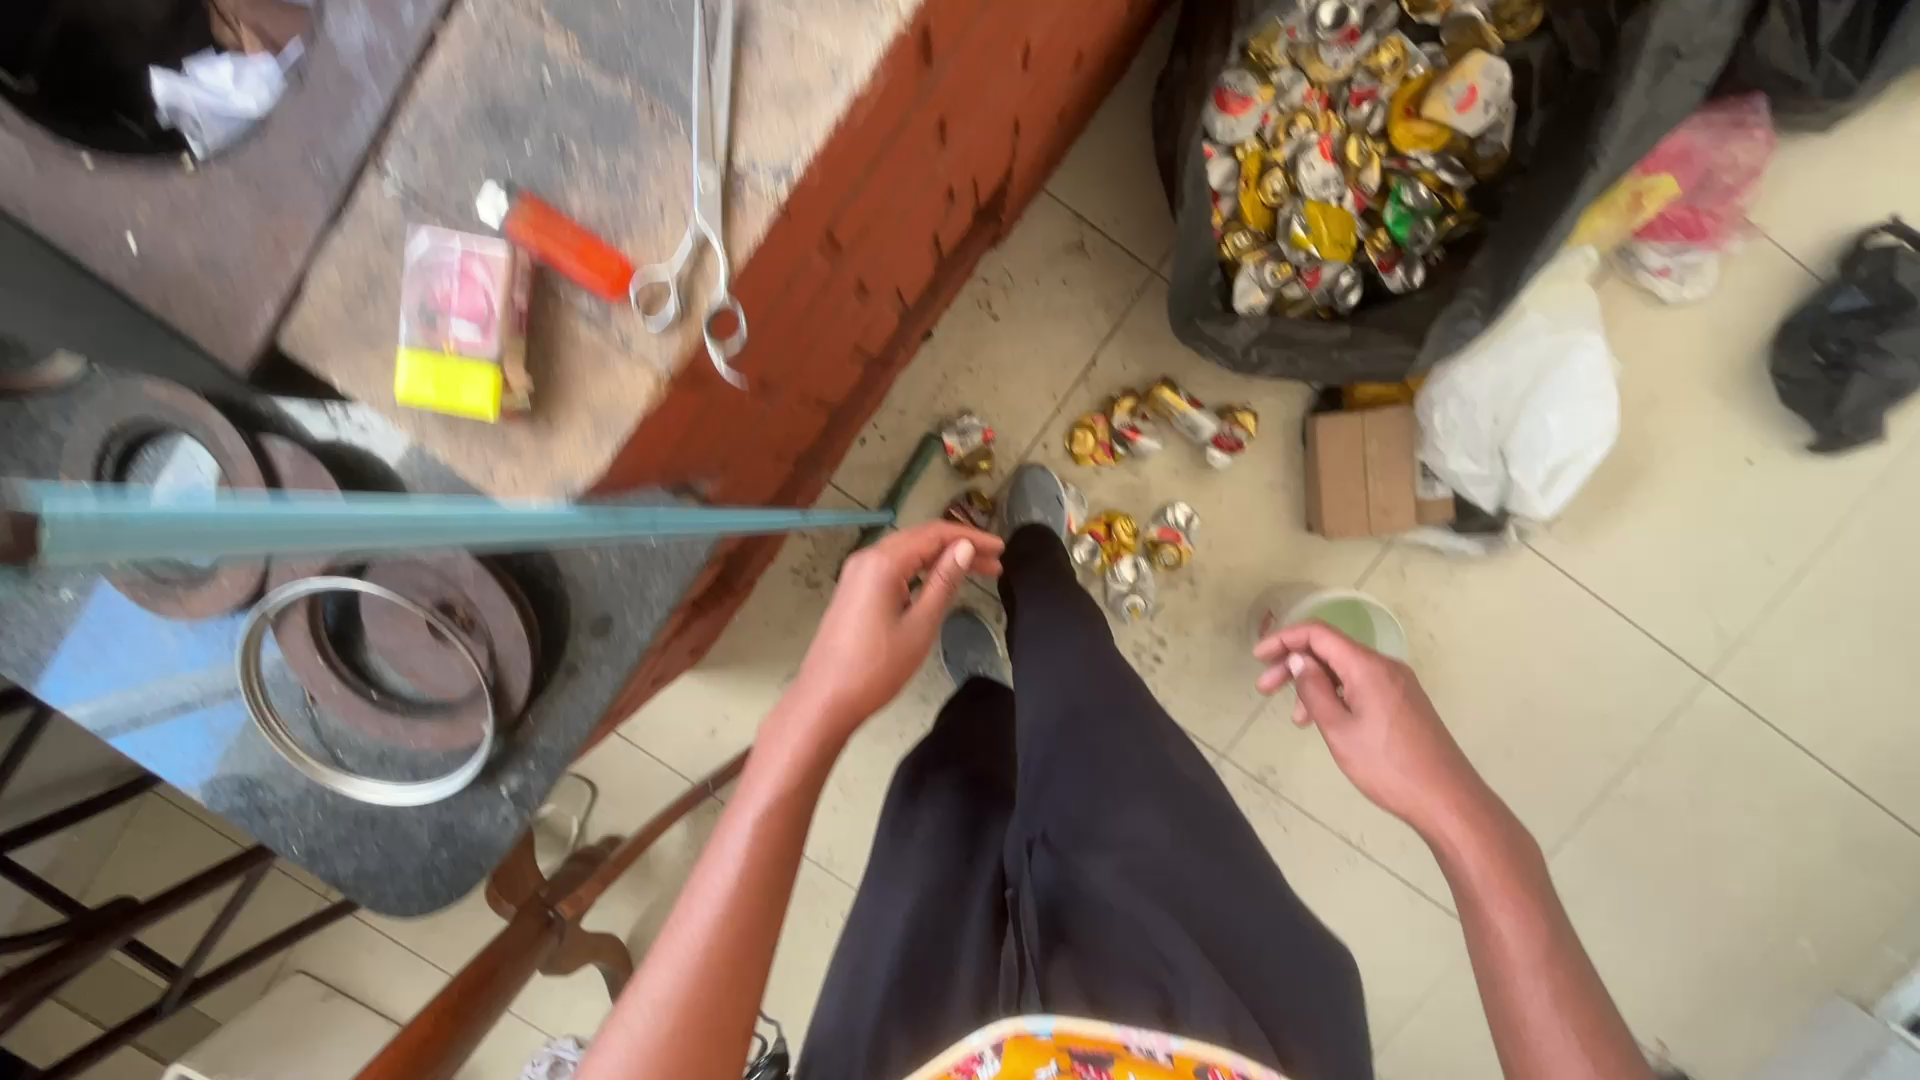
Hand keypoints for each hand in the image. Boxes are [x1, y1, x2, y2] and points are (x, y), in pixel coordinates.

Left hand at [785, 522, 1005, 744]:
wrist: (826, 699)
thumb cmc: (877, 667)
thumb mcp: (920, 625)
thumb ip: (944, 582)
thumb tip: (965, 548)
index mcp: (883, 562)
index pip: (935, 534)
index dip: (971, 538)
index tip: (1001, 549)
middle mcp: (867, 558)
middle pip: (920, 538)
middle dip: (959, 546)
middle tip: (995, 564)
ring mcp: (857, 573)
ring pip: (907, 551)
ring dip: (941, 558)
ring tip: (976, 572)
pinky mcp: (854, 589)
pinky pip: (893, 567)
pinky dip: (920, 569)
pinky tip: (939, 582)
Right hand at [1253, 620, 1490, 838]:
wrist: (1448, 800)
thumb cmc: (1387, 766)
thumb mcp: (1338, 729)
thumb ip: (1314, 689)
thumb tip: (1298, 660)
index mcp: (1367, 667)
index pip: (1317, 634)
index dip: (1283, 639)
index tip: (1258, 657)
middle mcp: (1384, 666)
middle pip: (1329, 650)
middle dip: (1293, 664)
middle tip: (1264, 689)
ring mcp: (1396, 684)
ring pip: (1343, 670)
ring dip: (1312, 684)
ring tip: (1295, 718)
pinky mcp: (1402, 701)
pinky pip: (1359, 685)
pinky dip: (1334, 694)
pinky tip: (1323, 720)